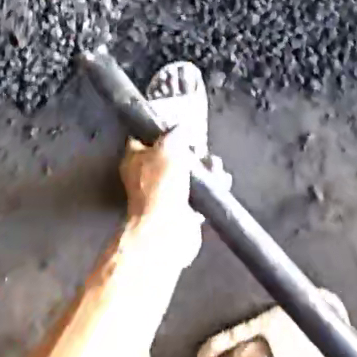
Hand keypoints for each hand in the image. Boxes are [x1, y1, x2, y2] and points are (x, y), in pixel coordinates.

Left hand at [120, 134, 203, 265]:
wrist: (165, 232)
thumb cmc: (160, 186)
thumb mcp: (168, 148)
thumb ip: (176, 134)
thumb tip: (182, 127)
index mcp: (135, 159)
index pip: (144, 136)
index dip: (160, 129)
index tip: (177, 124)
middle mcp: (147, 176)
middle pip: (171, 154)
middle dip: (189, 150)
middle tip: (200, 148)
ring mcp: (165, 194)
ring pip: (187, 173)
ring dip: (204, 167)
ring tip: (215, 164)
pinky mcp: (183, 210)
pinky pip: (200, 193)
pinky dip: (212, 186)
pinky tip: (222, 180)